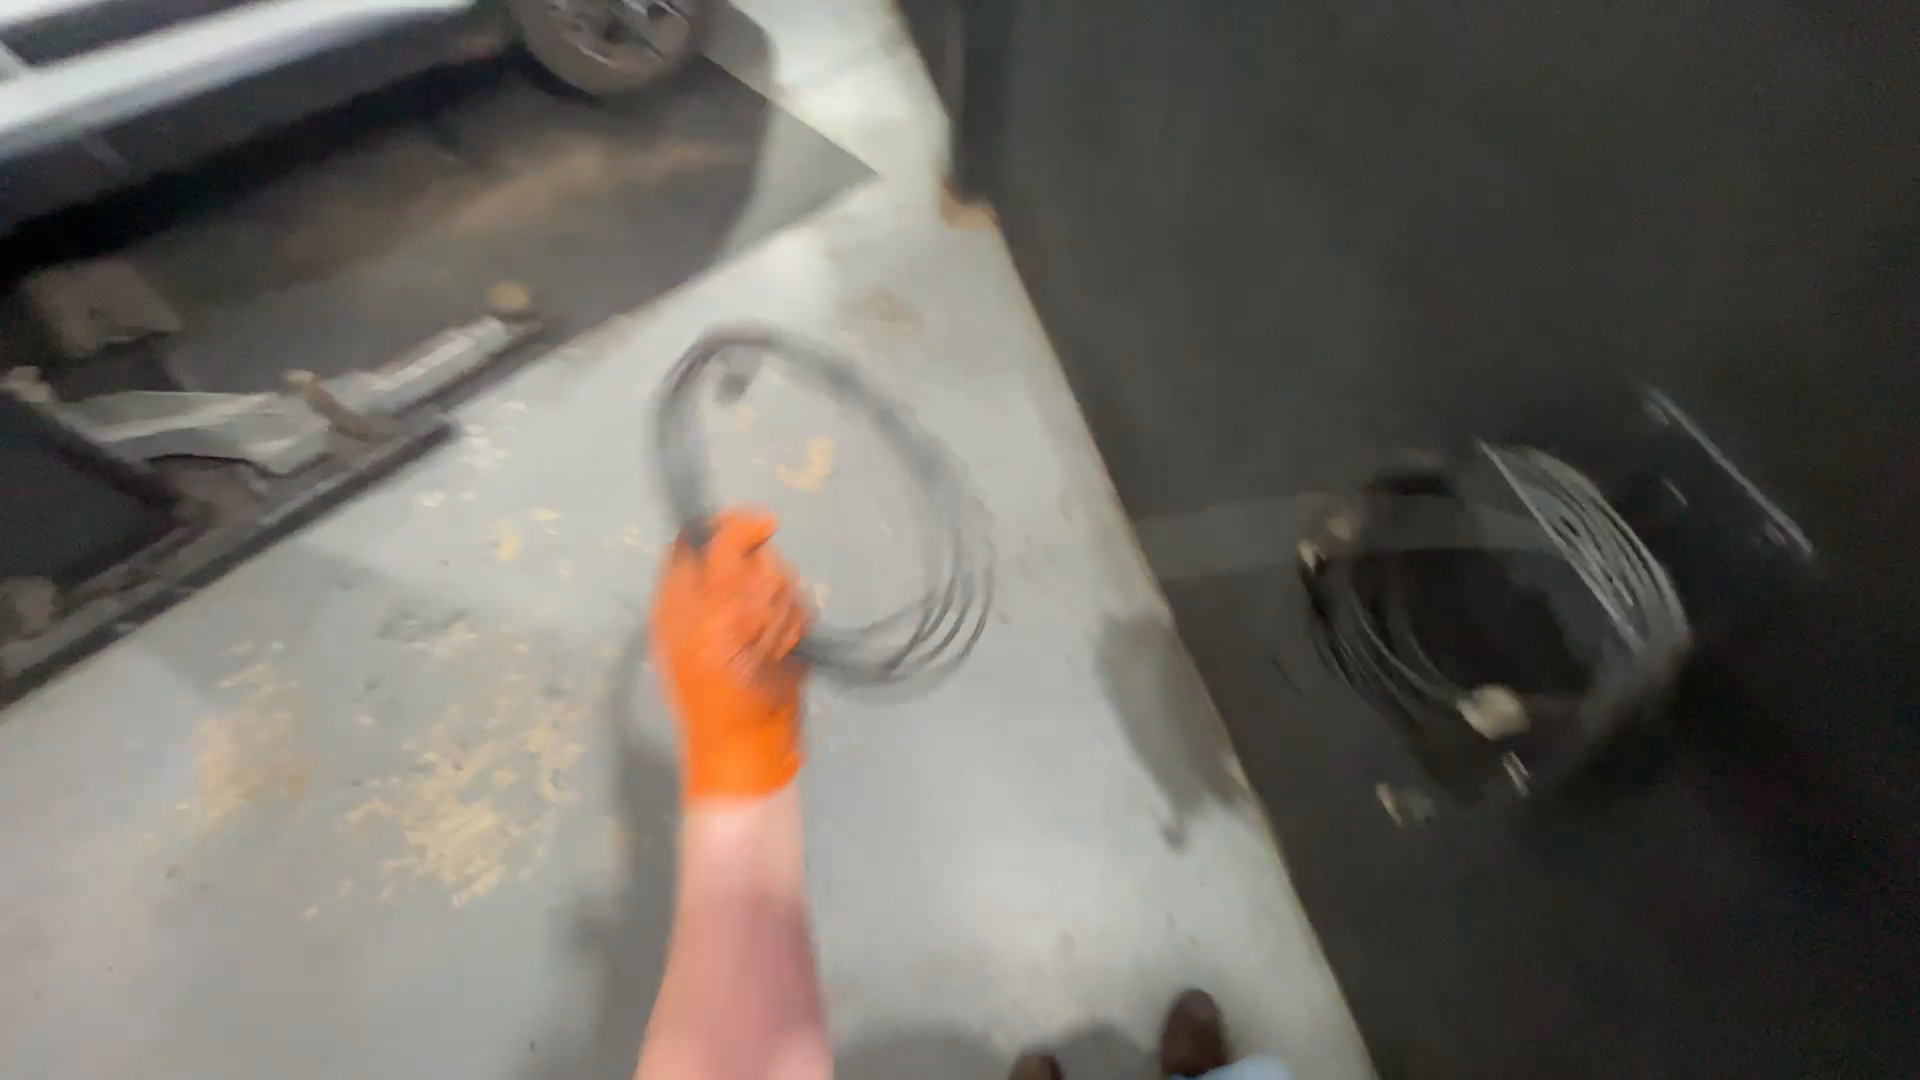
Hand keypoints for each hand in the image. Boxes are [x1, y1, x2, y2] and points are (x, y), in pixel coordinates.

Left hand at [652, 509, 810, 800]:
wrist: (752, 749)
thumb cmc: (719, 691)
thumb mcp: (710, 619)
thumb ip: (723, 562)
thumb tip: (752, 518)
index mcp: (683, 593)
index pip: (706, 536)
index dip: (736, 528)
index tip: (767, 530)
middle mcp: (714, 600)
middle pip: (751, 557)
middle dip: (761, 587)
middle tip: (750, 626)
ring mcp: (747, 619)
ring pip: (780, 582)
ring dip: (778, 615)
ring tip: (767, 650)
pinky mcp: (778, 635)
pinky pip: (798, 609)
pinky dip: (794, 631)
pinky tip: (784, 655)